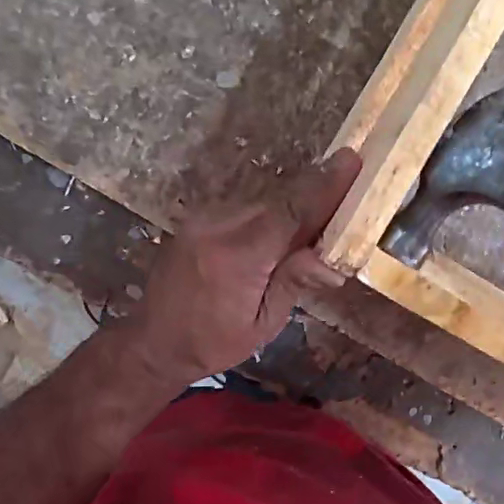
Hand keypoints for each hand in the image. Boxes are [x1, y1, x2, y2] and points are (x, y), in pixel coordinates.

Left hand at [111, 149, 362, 388]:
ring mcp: (202, 218)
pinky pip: (243, 208)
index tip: (350, 161)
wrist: (153, 341)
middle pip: (279, 201)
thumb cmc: (212, 343)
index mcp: (237, 258)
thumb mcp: (262, 325)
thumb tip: (332, 261)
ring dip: (290, 211)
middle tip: (346, 204)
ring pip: (262, 202)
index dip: (324, 186)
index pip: (290, 212)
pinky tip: (277, 237)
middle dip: (314, 200)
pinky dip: (267, 216)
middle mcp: (217, 227)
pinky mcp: (196, 218)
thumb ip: (294, 283)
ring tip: (313, 230)